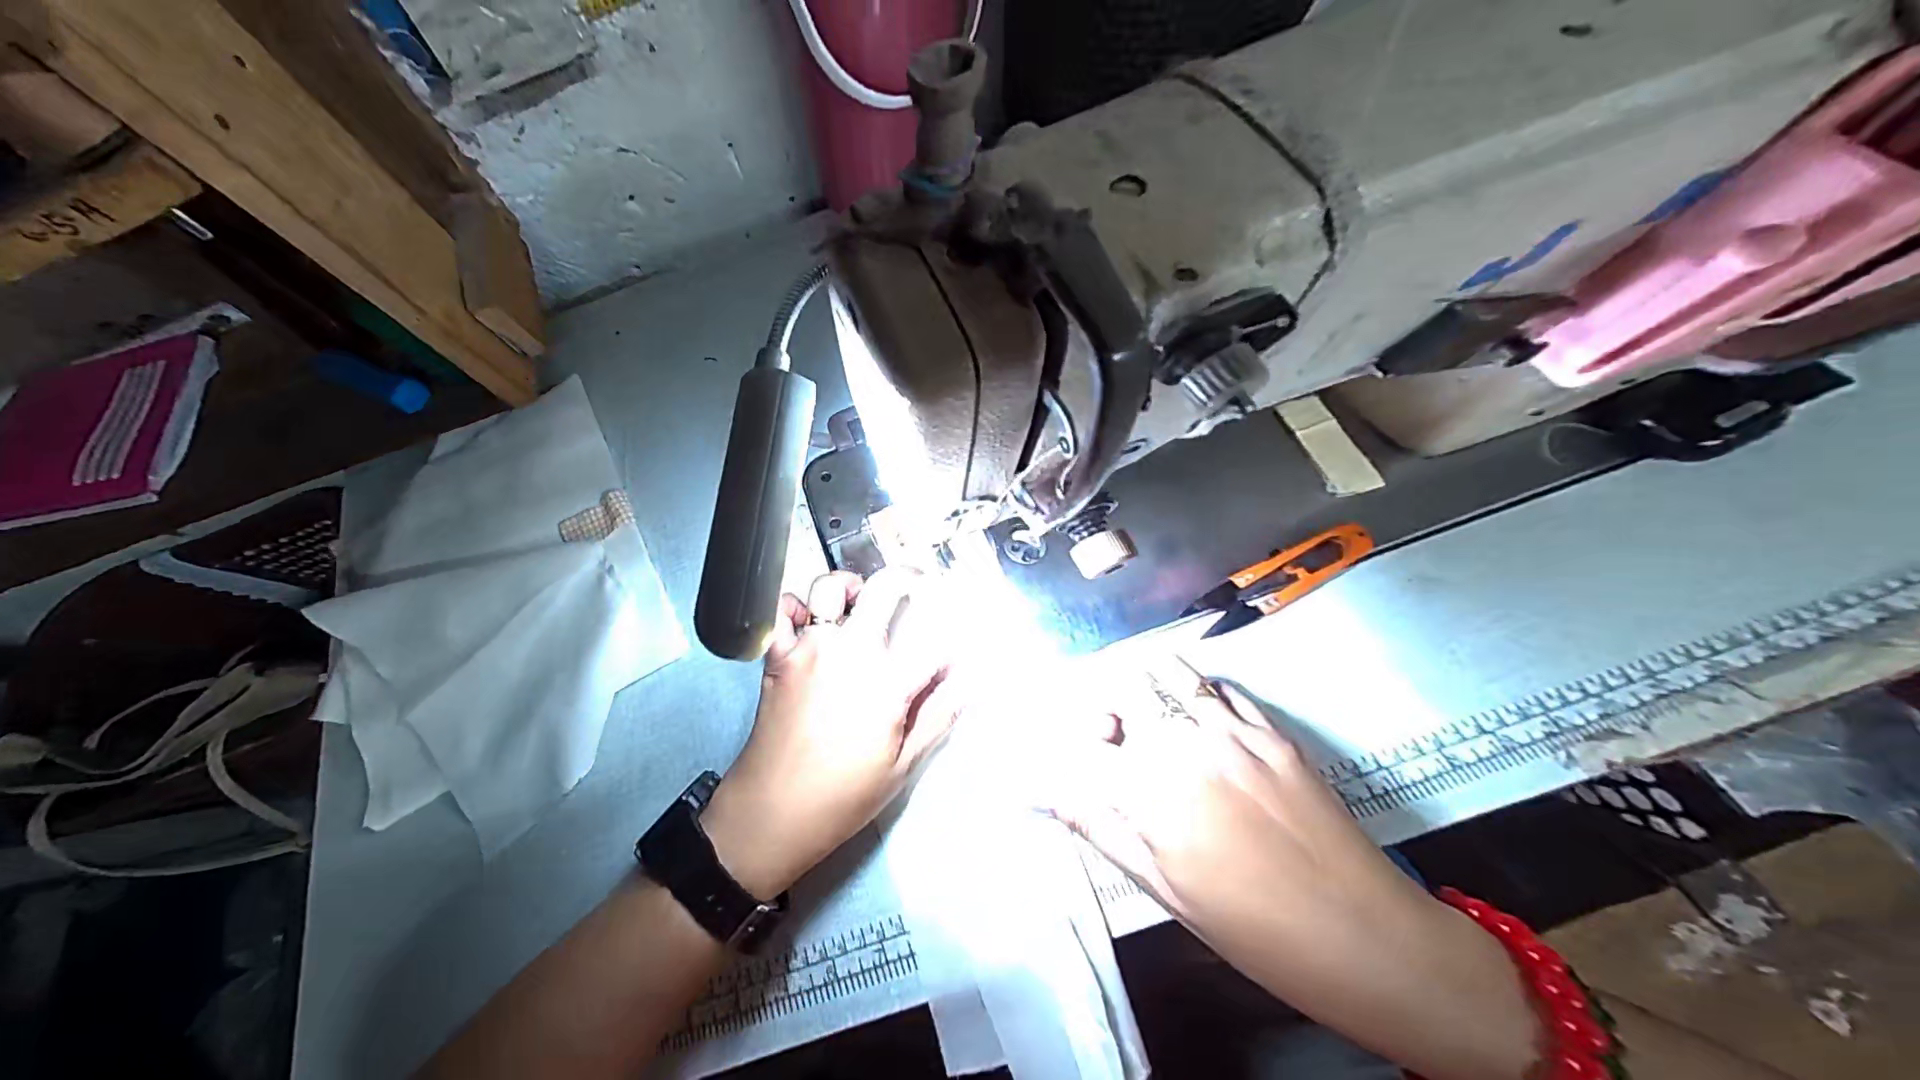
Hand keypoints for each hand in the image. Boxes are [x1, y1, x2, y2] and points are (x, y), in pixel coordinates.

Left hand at [701, 568, 958, 898]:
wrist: (770, 814)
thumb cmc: (841, 798)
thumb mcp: (902, 767)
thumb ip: (938, 716)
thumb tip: (969, 681)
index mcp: (889, 683)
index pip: (934, 632)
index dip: (954, 626)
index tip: (955, 631)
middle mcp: (852, 653)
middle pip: (887, 587)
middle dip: (910, 580)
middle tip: (916, 589)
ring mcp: (810, 649)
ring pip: (831, 588)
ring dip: (850, 588)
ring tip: (859, 603)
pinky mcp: (777, 656)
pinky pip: (782, 610)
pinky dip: (795, 606)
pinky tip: (808, 619)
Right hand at [1042, 671, 1542, 1079]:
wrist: (1362, 937)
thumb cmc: (1251, 928)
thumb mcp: (1165, 889)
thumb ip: (1103, 830)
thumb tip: (1046, 796)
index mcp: (1151, 796)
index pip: (1090, 745)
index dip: (1076, 742)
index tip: (1082, 754)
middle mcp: (1186, 752)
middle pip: (1130, 696)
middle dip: (1112, 702)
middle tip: (1112, 722)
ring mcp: (1235, 738)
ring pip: (1177, 681)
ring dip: (1151, 678)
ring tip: (1141, 682)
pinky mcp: (1275, 736)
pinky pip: (1227, 693)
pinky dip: (1202, 687)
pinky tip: (1197, 696)